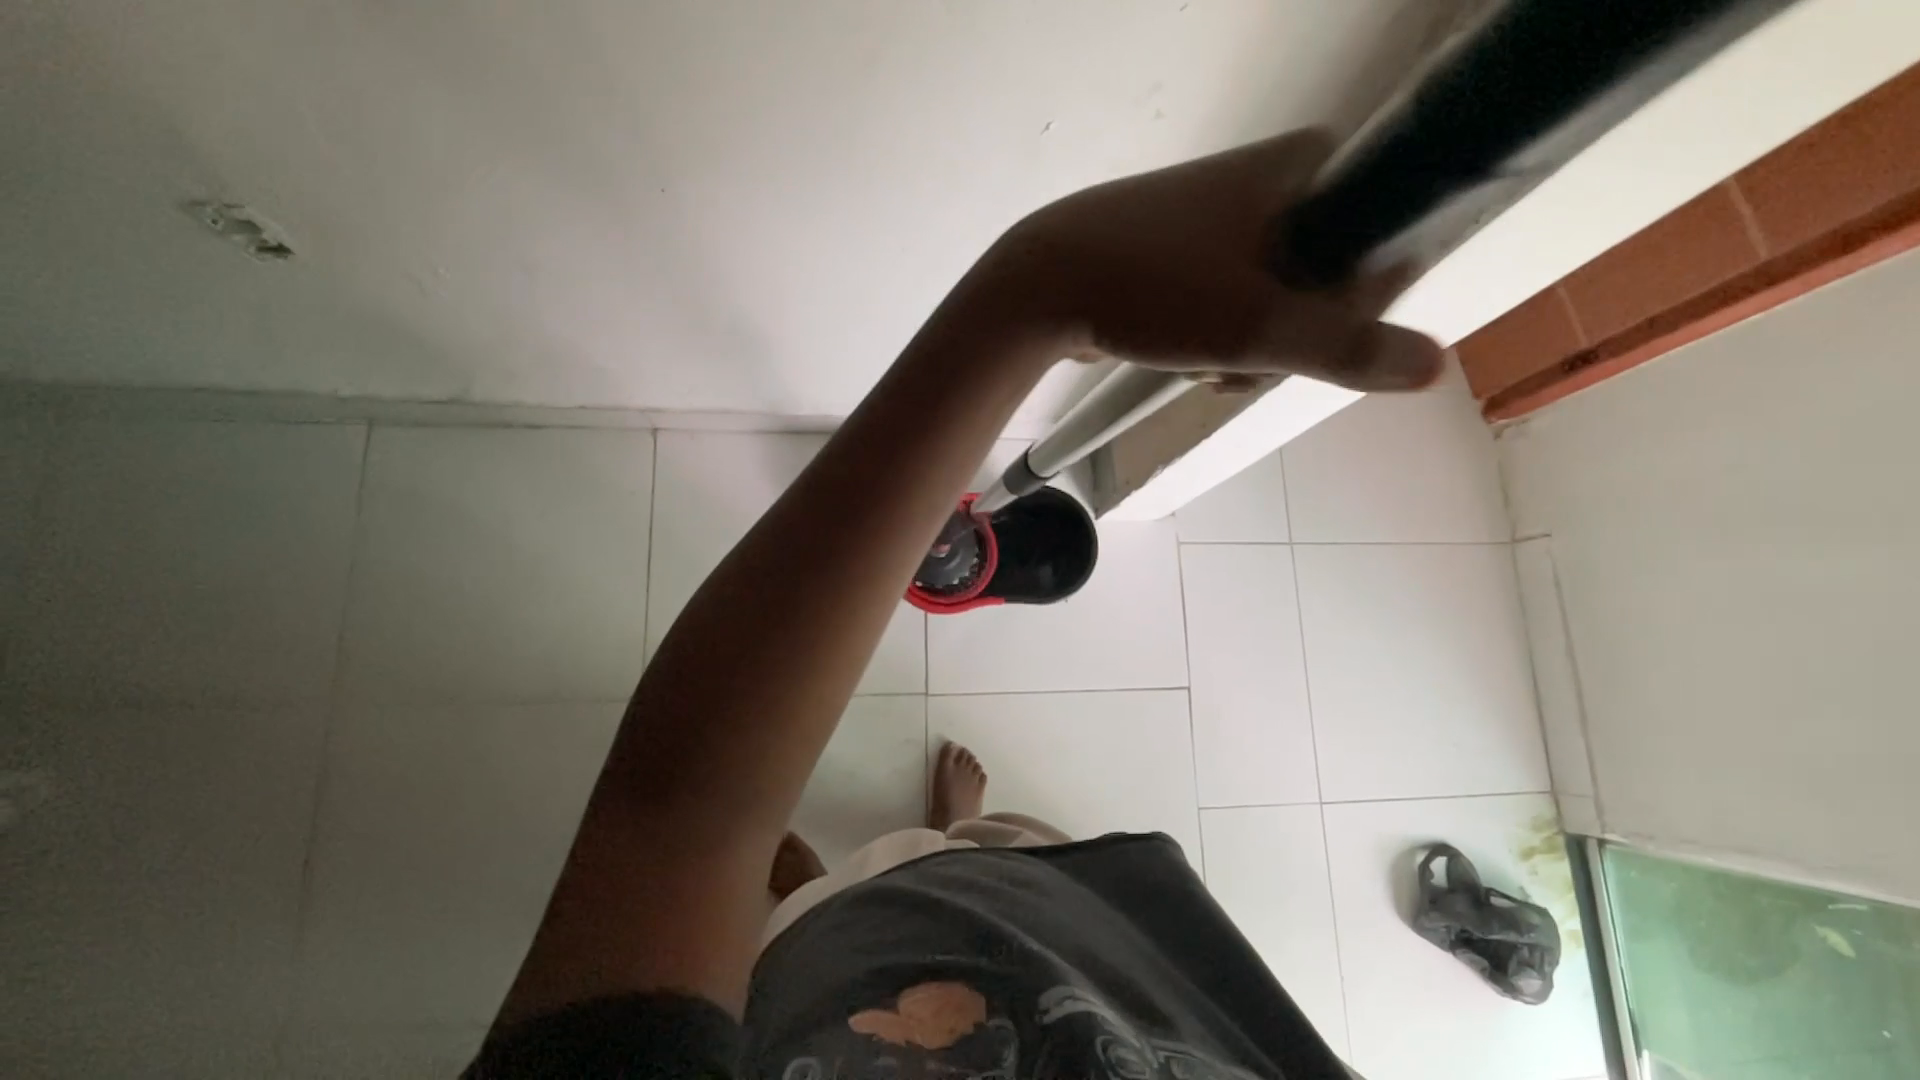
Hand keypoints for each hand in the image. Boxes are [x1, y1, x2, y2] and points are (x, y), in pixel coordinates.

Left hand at [981, 129, 1443, 391]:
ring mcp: (1226, 215)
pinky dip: (1225, 336)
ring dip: (1257, 346)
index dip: (1362, 301)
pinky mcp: (1188, 250)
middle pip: (1332, 276)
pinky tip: (1199, 365)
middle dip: (1297, 334)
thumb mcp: (1256, 326)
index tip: (1317, 336)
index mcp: (1308, 165)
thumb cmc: (1153, 290)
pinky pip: (1238, 299)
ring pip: (1281, 297)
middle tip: (1252, 360)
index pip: (1387, 235)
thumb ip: (1346, 348)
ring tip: (1216, 369)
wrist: (1040, 287)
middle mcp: (1273, 178)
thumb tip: (1434, 366)